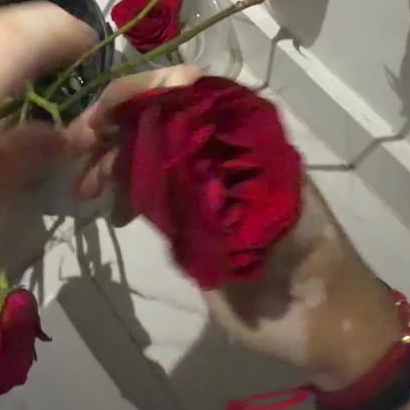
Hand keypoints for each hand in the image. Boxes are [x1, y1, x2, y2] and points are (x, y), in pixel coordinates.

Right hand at [67, 66, 408, 387]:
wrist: (330, 321)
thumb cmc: (307, 251)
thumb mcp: (264, 195)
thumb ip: (215, 159)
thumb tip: (160, 118)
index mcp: (241, 129)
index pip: (179, 88)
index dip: (134, 94)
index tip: (99, 118)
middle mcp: (219, 144)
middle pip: (154, 116)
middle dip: (114, 128)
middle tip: (80, 154)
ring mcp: (204, 179)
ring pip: (146, 149)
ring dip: (114, 161)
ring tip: (87, 190)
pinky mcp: (193, 215)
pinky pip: (151, 188)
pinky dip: (128, 192)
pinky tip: (116, 211)